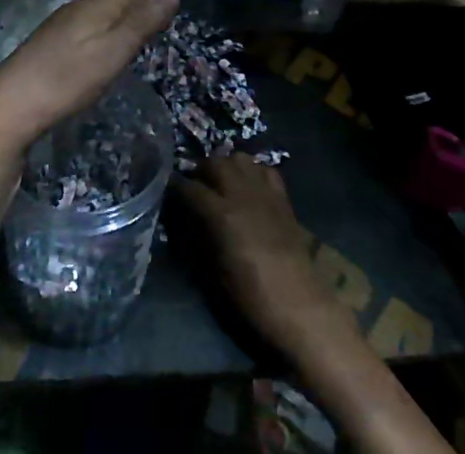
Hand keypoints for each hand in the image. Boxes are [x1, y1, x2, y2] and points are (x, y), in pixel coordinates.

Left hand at [0, 0, 179, 146]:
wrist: (9, 106)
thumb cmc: (65, 80)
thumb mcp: (110, 53)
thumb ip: (140, 23)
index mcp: (95, 7)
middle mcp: (78, 8)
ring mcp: (63, 25)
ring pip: (105, 8)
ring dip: (130, 6)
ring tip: (149, 11)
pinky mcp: (54, 43)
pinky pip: (94, 21)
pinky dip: (113, 21)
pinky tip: (112, 34)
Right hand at [173, 154, 353, 358]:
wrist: (299, 305)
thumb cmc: (251, 295)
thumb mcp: (213, 269)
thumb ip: (198, 236)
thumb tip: (186, 218)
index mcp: (222, 213)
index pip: (190, 188)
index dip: (174, 185)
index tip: (165, 186)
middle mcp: (242, 194)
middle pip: (216, 162)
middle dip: (200, 169)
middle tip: (194, 184)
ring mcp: (265, 193)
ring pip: (241, 159)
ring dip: (227, 165)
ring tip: (220, 181)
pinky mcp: (283, 199)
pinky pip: (266, 171)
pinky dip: (253, 172)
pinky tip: (249, 186)